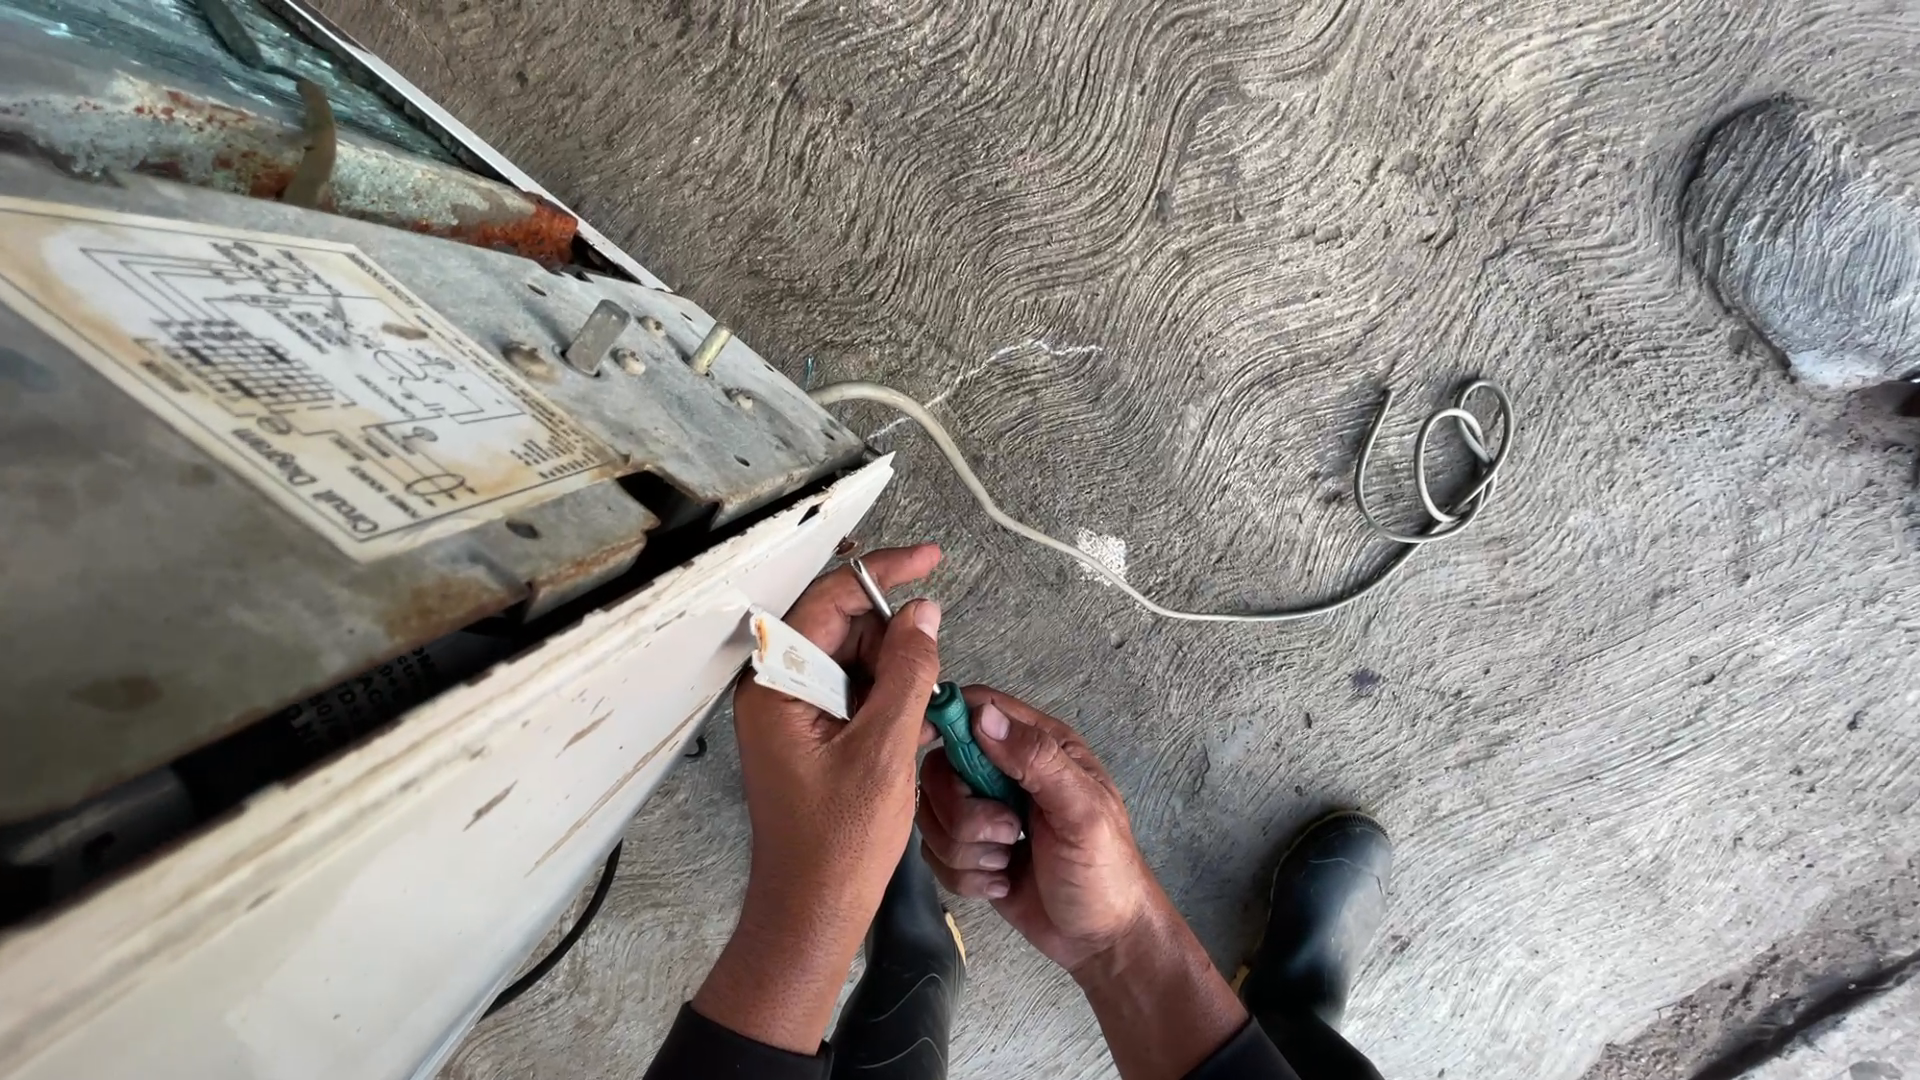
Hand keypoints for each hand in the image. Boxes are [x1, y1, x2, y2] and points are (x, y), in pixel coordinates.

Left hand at [693, 544, 942, 1053]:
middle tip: (935, 663)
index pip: (828, 601)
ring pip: (854, 659)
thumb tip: (925, 613)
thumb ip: (907, 674)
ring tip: (926, 703)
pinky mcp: (813, 733)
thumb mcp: (884, 751)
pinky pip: (855, 691)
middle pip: (841, 627)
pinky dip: (890, 695)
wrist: (811, 917)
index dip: (882, 572)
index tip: (930, 559)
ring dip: (897, 669)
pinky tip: (917, 717)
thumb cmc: (838, 845)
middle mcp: (778, 690)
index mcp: (777, 686)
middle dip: (894, 636)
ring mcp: (795, 712)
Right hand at [916, 687, 1158, 970]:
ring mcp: (982, 812)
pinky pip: (934, 852)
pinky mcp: (969, 851)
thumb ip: (1036, 758)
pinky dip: (964, 875)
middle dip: (963, 811)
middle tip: (1008, 833)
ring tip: (1008, 862)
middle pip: (941, 767)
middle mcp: (1004, 770)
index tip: (930, 747)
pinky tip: (1001, 882)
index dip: (947, 720)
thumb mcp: (1081, 810)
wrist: (1101, 941)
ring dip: (966, 848)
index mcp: (1038, 744)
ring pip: (932, 813)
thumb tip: (982, 716)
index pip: (978, 707)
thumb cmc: (1104, 869)